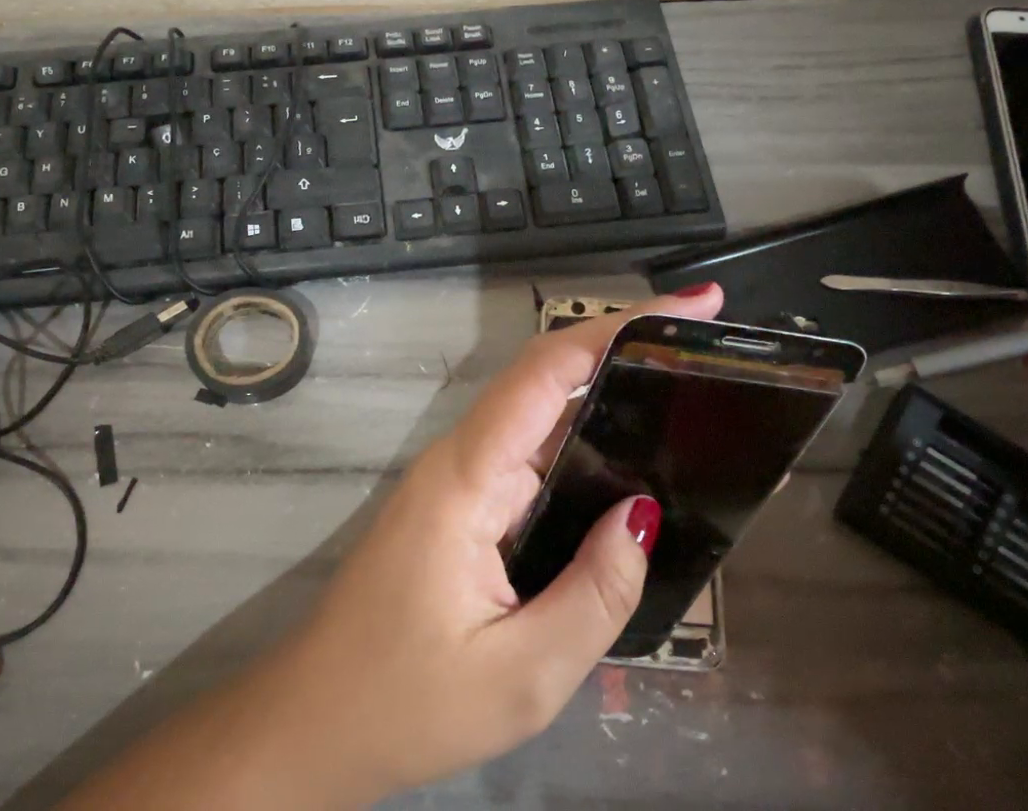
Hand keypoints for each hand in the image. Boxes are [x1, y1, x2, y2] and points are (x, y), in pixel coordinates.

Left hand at [63, 286, 721, 809]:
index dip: (617, 327)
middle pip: (543, 384)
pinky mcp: (459, 512)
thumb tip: (642, 513)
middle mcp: (459, 464)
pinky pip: (529, 462)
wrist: (315, 724)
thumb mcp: (521, 673)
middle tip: (711, 355)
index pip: (543, 374)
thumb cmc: (407, 704)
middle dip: (625, 354)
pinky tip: (633, 468)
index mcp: (465, 480)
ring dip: (608, 399)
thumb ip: (594, 595)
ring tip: (692, 397)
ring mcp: (455, 486)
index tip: (691, 304)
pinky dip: (584, 448)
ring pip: (538, 422)